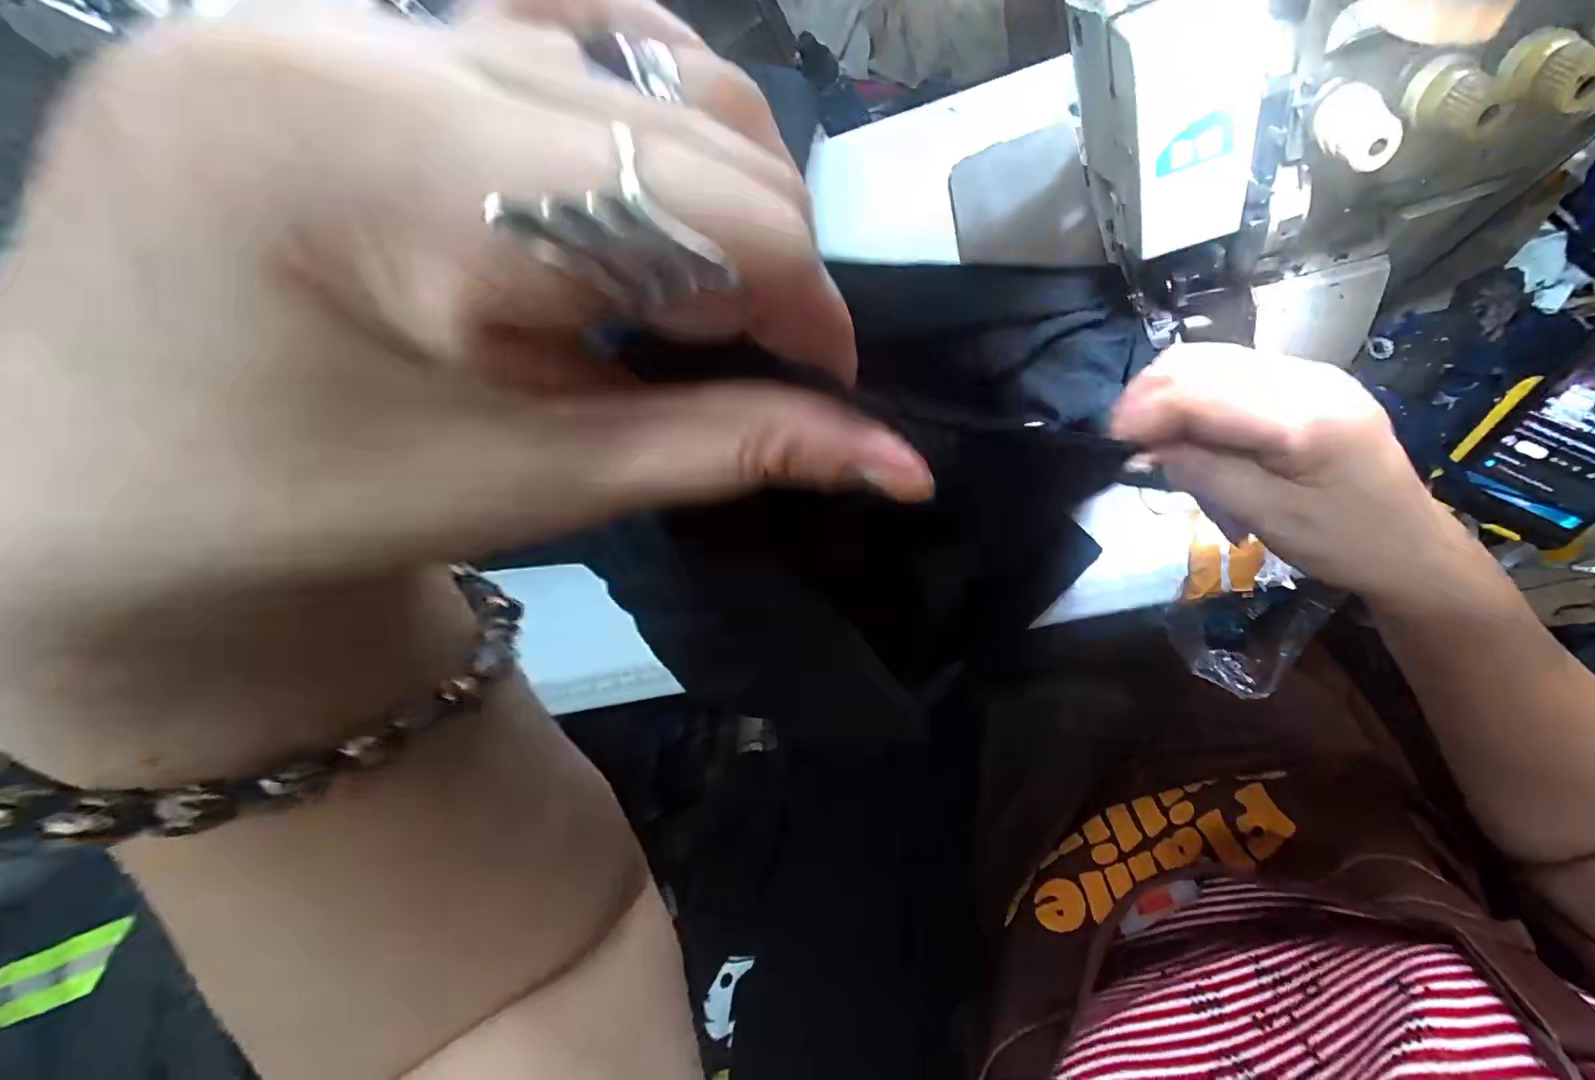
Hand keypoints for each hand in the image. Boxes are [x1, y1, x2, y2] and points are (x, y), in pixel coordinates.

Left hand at [0, 0, 929, 610]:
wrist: (111, 472)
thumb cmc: (340, 501)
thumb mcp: (566, 480)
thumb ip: (750, 448)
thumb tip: (909, 469)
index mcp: (389, 164)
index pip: (708, 209)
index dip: (807, 305)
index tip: (832, 390)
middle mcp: (363, 30)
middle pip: (697, 132)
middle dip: (769, 266)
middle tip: (753, 362)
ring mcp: (352, 3)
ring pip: (656, 70)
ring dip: (729, 196)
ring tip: (692, 296)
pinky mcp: (361, 20)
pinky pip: (575, 32)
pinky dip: (655, 122)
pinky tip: (644, 200)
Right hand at [1110, 343, 1487, 606]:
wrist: (1412, 546)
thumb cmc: (1346, 543)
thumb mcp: (1270, 518)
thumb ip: (1205, 474)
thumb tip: (1146, 447)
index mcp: (1305, 416)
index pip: (1203, 391)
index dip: (1147, 409)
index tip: (1111, 442)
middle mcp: (1308, 376)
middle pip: (1204, 361)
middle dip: (1150, 395)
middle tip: (1122, 440)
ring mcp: (1309, 373)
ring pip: (1213, 359)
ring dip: (1168, 392)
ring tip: (1146, 434)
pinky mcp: (1304, 382)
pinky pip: (1232, 372)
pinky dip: (1195, 394)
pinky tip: (1183, 426)